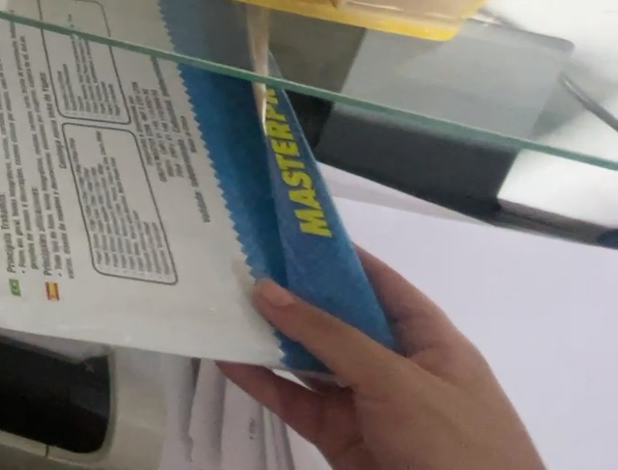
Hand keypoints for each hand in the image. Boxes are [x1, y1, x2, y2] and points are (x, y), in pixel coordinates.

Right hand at [219, 249, 543, 469]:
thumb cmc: (458, 450)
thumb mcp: (398, 383)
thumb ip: (328, 334)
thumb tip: (262, 287)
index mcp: (430, 347)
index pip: (381, 285)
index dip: (337, 254)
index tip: (283, 227)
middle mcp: (395, 368)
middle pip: (333, 318)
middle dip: (286, 290)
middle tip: (232, 257)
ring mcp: (364, 402)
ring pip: (304, 355)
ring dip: (263, 332)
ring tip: (215, 299)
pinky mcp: (337, 432)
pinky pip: (289, 396)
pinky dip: (256, 376)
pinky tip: (220, 353)